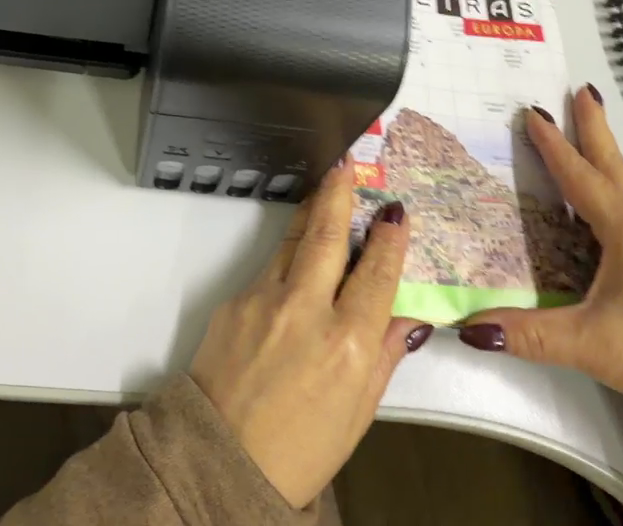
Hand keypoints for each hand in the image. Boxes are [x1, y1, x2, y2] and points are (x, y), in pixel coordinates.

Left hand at [189, 161, 432, 507]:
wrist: (220, 460)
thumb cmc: (298, 450)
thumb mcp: (358, 411)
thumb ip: (382, 356)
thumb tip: (402, 317)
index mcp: (346, 344)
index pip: (377, 274)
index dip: (390, 239)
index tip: (396, 213)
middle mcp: (305, 312)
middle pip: (329, 237)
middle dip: (341, 193)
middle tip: (348, 162)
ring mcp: (264, 301)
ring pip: (294, 241)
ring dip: (313, 211)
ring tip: (327, 187)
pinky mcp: (234, 301)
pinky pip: (268, 267)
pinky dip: (288, 254)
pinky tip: (297, 251)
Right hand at [459, 88, 622, 424]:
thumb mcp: (594, 347)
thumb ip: (527, 333)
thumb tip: (465, 328)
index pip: (580, 178)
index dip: (553, 145)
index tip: (533, 110)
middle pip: (614, 167)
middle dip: (594, 129)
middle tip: (580, 91)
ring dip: (605, 157)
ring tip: (586, 134)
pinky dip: (614, 188)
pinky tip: (606, 202)